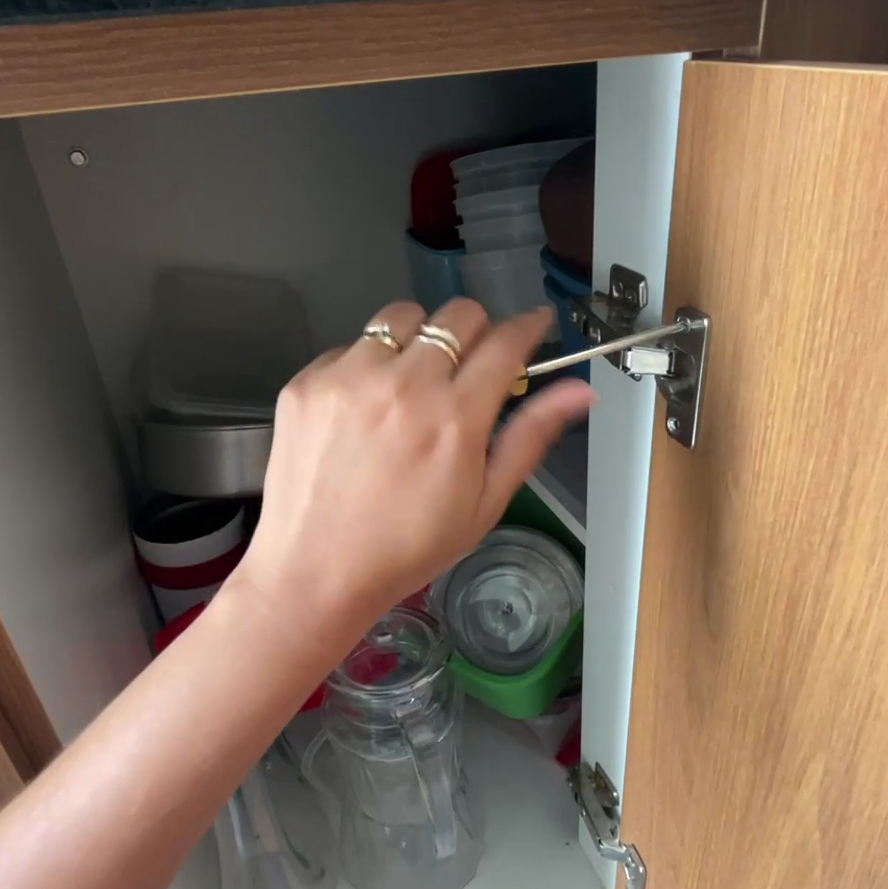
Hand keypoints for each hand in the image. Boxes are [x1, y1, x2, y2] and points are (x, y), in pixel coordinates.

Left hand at [231, 298, 594, 663]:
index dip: (528, 326)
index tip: (533, 325)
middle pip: (457, 314)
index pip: (505, 341)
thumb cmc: (407, 548)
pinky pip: (350, 347)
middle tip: (468, 366)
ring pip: (400, 316)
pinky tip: (365, 408)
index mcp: (455, 417)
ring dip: (419, 338)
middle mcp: (403, 385)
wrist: (315, 573)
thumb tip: (580, 391)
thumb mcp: (483, 502)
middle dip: (475, 331)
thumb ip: (530, 436)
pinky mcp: (308, 383)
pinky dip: (367, 365)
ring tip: (412, 381)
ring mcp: (349, 378)